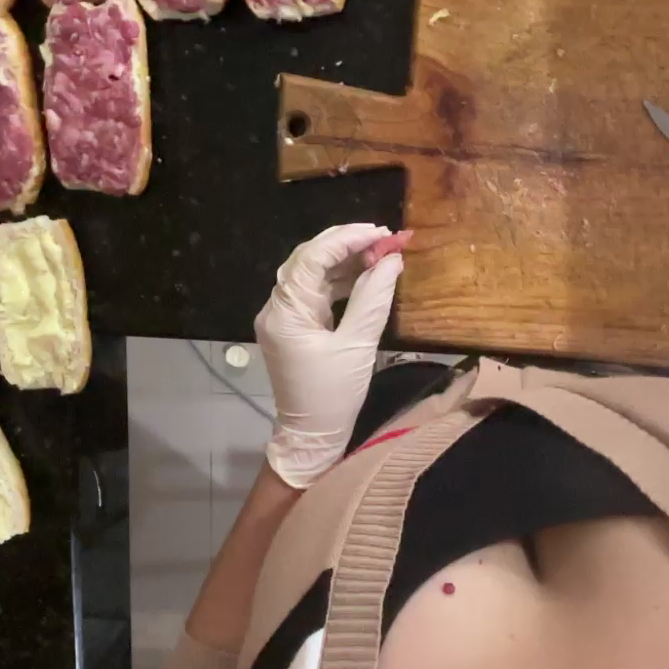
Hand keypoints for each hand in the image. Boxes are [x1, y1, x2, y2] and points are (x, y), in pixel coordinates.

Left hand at [255, 224, 408, 488]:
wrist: (312, 435)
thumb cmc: (333, 395)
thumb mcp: (358, 346)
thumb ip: (373, 298)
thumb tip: (391, 260)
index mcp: (285, 314)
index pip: (311, 258)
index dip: (346, 239)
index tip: (381, 233)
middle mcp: (277, 309)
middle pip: (307, 259)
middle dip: (345, 244)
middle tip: (384, 238)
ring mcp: (283, 317)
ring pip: (311, 273)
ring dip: (344, 260)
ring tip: (380, 252)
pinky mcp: (294, 326)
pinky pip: (315, 291)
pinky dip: (339, 279)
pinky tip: (365, 273)